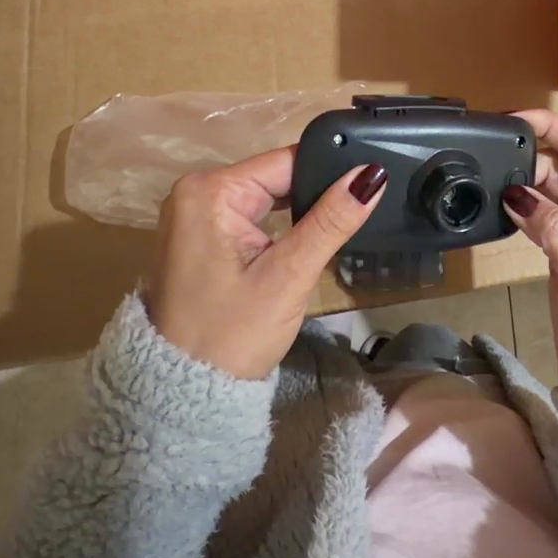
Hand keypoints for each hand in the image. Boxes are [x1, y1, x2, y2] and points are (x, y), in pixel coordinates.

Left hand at [144, 149, 386, 379]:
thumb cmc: (234, 333)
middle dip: (317, 193)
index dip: (332, 170)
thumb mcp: (289, 274)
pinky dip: (282, 226)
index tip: (374, 181)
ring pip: (269, 196)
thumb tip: (374, 174)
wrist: (183, 395)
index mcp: (210, 190)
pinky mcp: (202, 238)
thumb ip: (331, 220)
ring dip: (302, 211)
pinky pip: (254, 215)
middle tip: (363, 210)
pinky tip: (308, 239)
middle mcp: (196, 192)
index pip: (287, 162)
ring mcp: (195, 215)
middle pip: (278, 177)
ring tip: (342, 225)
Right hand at [502, 110, 557, 392]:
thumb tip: (515, 192)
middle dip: (528, 150)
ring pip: (547, 187)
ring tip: (480, 168)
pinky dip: (517, 206)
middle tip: (484, 144)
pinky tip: (492, 202)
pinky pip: (539, 215)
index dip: (550, 128)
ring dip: (519, 177)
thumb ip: (554, 229)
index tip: (511, 117)